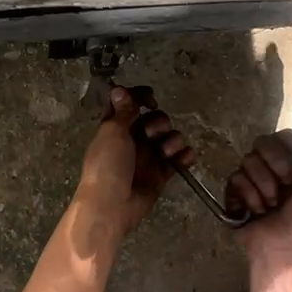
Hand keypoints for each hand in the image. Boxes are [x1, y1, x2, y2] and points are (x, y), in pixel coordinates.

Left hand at [74, 86, 195, 238]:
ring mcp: (149, 156)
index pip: (131, 103)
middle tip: (152, 135)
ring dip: (173, 140)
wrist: (112, 204)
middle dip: (160, 123)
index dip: (142, 97)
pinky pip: (179, 159)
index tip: (150, 101)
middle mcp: (134, 138)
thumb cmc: (107, 164)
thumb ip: (123, 110)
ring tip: (166, 152)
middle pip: (156, 119)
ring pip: (170, 137)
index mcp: (116, 126)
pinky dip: (185, 156)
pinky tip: (184, 159)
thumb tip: (119, 87)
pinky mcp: (162, 173)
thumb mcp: (112, 131)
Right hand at [228, 111, 291, 269]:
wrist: (288, 249)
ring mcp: (251, 183)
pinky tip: (255, 212)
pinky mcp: (234, 196)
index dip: (287, 149)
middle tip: (284, 189)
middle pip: (261, 144)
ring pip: (247, 162)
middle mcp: (272, 170)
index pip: (282, 136)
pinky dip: (248, 197)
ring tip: (271, 208)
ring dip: (262, 187)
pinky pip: (234, 180)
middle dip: (274, 168)